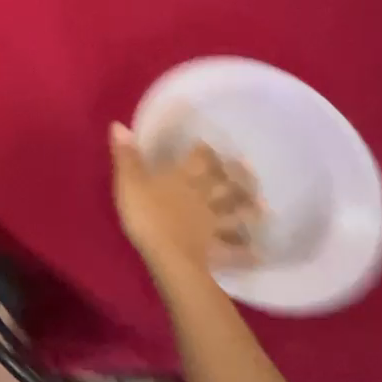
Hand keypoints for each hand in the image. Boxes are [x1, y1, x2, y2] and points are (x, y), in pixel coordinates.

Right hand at [110, 120, 261, 278]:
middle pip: (224, 184)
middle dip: (235, 175)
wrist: (169, 257)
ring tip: (262, 206)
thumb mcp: (129, 182)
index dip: (204, 151)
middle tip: (247, 166)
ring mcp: (213, 225)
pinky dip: (248, 252)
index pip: (197, 160)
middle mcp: (203, 198)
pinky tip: (259, 253)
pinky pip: (236, 251)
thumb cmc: (146, 216)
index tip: (209, 143)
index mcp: (182, 180)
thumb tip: (119, 124)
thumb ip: (127, 156)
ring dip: (249, 209)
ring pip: (236, 214)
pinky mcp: (217, 249)